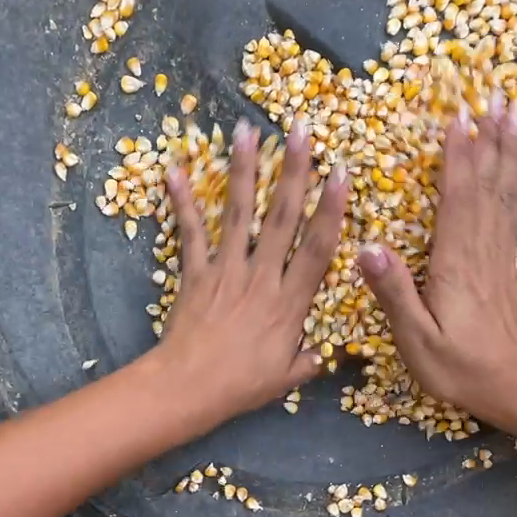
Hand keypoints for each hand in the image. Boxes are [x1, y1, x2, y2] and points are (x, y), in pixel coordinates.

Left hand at [155, 117, 349, 424]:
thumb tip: (335, 352)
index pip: (317, 248)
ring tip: (245, 129)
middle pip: (282, 217)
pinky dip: (182, 202)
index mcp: (290, 302)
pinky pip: (190, 233)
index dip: (331, 209)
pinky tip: (175, 169)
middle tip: (299, 128)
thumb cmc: (242, 386)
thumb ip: (312, 358)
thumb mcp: (287, 377)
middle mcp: (261, 277)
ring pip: (239, 213)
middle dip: (293, 170)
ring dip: (243, 169)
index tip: (342, 171)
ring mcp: (227, 271)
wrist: (190, 388)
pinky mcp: (196, 273)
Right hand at [358, 96, 516, 423]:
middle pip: (487, 187)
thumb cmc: (456, 368)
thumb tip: (367, 248)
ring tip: (515, 115)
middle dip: (491, 141)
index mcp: (454, 264)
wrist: (509, 389)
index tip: (458, 116)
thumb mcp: (415, 338)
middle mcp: (480, 252)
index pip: (458, 200)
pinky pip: (514, 218)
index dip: (458, 158)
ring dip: (509, 153)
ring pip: (504, 195)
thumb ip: (394, 292)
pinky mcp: (506, 269)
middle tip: (497, 97)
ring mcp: (497, 258)